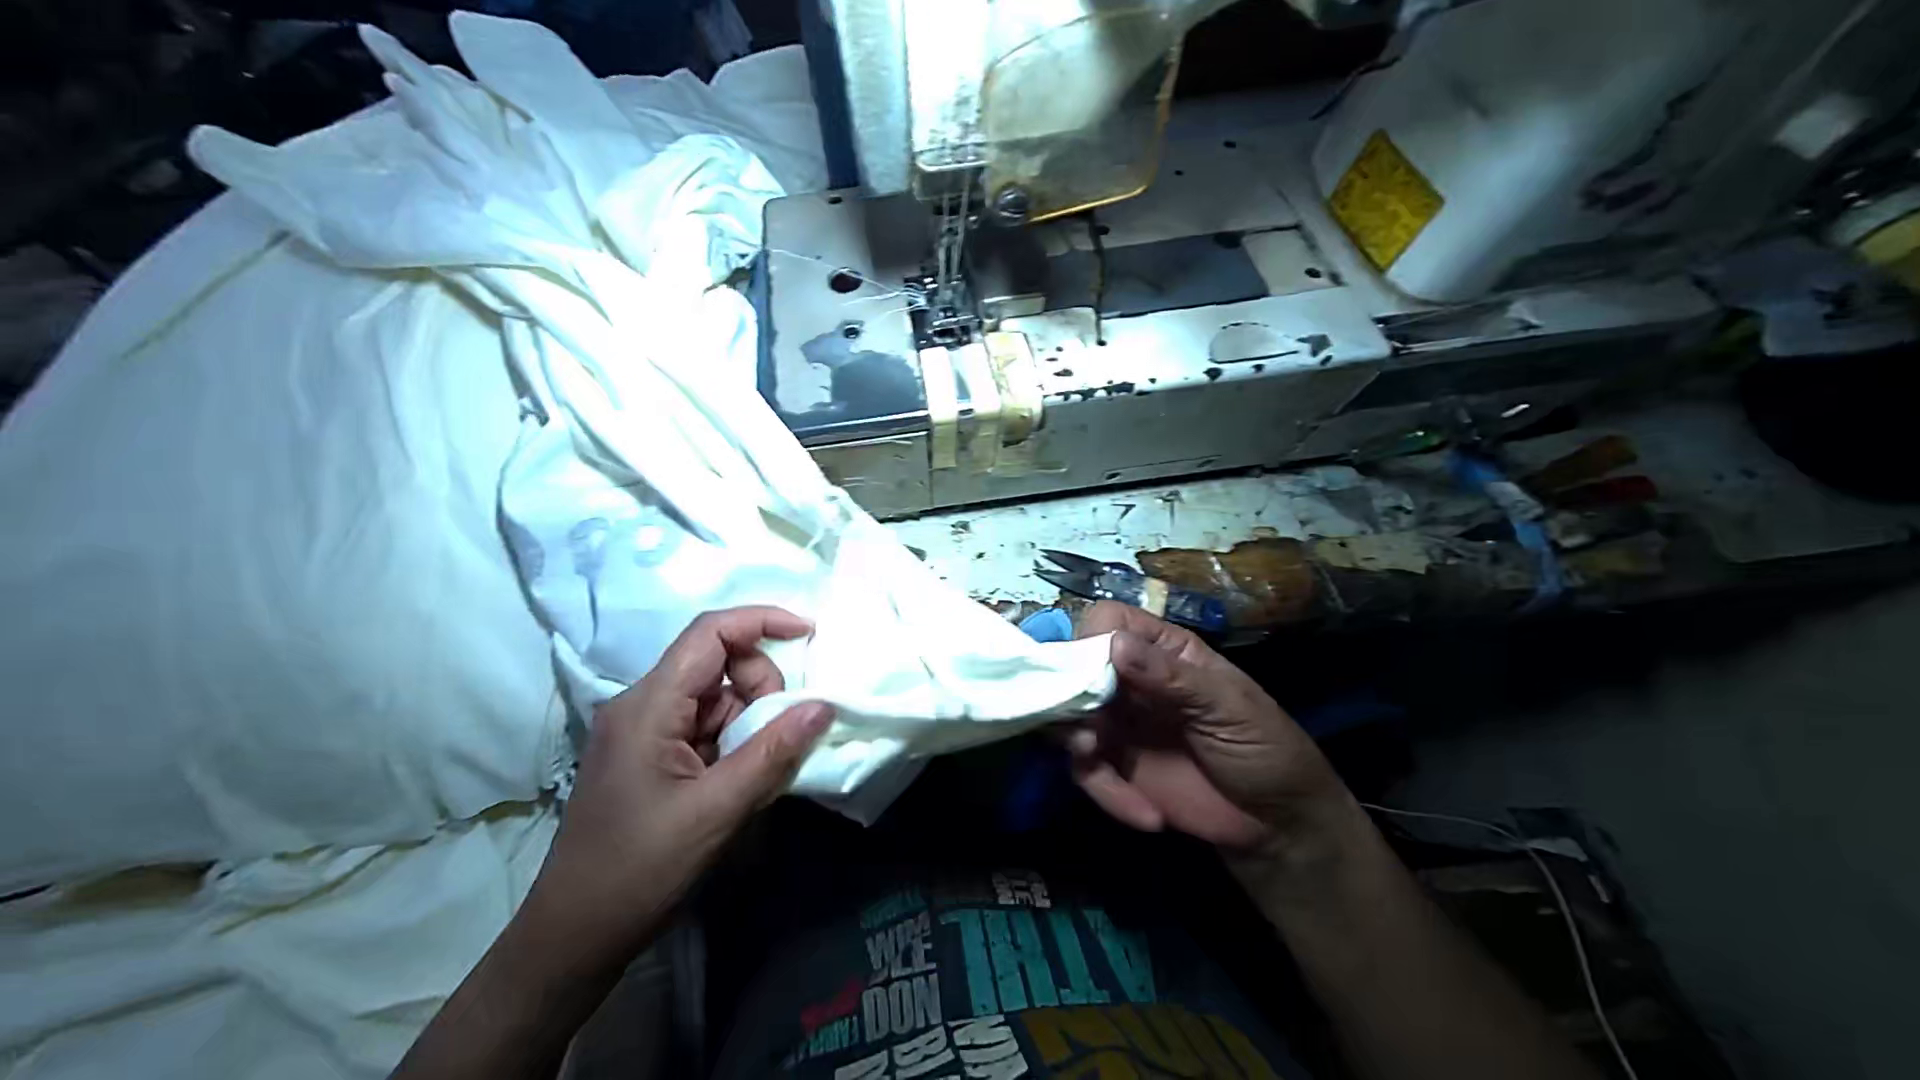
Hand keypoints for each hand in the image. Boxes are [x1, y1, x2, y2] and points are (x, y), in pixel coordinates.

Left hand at [524, 607, 833, 955]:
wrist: (573, 937)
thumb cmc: (638, 871)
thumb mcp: (716, 812)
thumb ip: (773, 753)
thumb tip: (824, 705)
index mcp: (648, 706)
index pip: (710, 633)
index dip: (762, 621)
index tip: (809, 635)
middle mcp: (642, 705)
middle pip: (718, 664)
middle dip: (762, 688)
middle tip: (781, 738)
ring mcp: (644, 730)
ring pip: (717, 698)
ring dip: (750, 722)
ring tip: (754, 775)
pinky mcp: (650, 754)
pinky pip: (706, 726)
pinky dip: (735, 743)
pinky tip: (739, 782)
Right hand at [1064, 601, 1352, 855]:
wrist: (1279, 824)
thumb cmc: (1266, 747)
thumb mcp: (1228, 706)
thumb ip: (1172, 677)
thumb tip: (1115, 644)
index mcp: (1163, 651)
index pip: (1109, 621)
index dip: (1090, 636)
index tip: (1087, 668)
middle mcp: (1131, 680)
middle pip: (1074, 668)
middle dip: (1068, 697)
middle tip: (1084, 728)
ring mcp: (1120, 723)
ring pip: (1067, 719)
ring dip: (1074, 741)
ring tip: (1094, 759)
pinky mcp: (1116, 767)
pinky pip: (1086, 770)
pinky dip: (1105, 792)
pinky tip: (1149, 816)